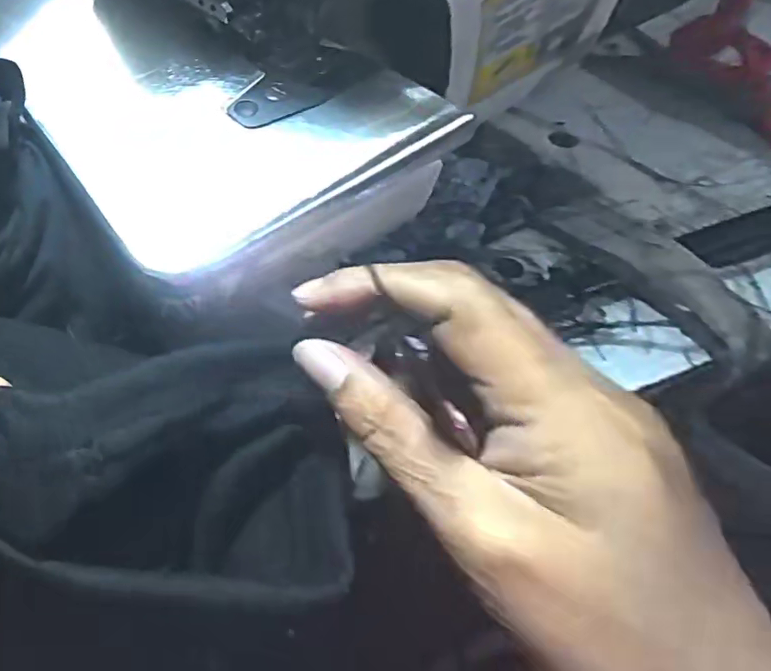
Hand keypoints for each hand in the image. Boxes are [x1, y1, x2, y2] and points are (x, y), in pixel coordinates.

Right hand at [293, 262, 770, 670]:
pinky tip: (407, 401)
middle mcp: (587, 389)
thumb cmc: (596, 619)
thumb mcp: (474, 525)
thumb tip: (311, 352)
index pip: (460, 297)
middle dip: (382, 298)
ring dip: (406, 335)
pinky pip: (497, 372)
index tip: (305, 303)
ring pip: (481, 333)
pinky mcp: (587, 433)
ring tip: (348, 364)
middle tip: (314, 324)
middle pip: (472, 301)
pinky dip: (435, 369)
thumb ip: (390, 430)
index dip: (373, 282)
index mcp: (567, 404)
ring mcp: (594, 410)